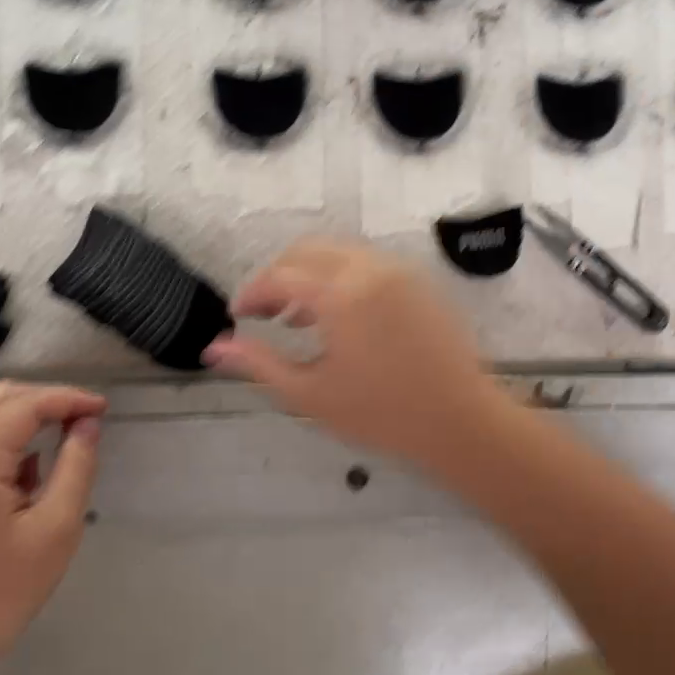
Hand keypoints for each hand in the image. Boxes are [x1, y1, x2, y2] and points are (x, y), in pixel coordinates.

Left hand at [0, 382, 105, 669]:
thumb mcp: (55, 529)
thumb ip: (76, 468)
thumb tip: (86, 426)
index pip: (26, 404)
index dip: (68, 398)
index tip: (103, 409)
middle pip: (0, 399)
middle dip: (46, 400)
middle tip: (84, 420)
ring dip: (23, 418)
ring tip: (62, 442)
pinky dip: (2, 441)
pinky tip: (27, 476)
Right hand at [203, 239, 510, 465]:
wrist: (461, 422)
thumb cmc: (380, 414)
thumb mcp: (309, 393)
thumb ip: (258, 363)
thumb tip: (213, 347)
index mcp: (340, 293)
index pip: (280, 275)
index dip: (253, 292)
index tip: (238, 314)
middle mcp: (368, 268)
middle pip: (307, 251)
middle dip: (279, 276)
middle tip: (264, 313)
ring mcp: (398, 270)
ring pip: (338, 253)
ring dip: (310, 275)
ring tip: (297, 319)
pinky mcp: (418, 281)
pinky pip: (368, 264)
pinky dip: (342, 277)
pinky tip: (338, 318)